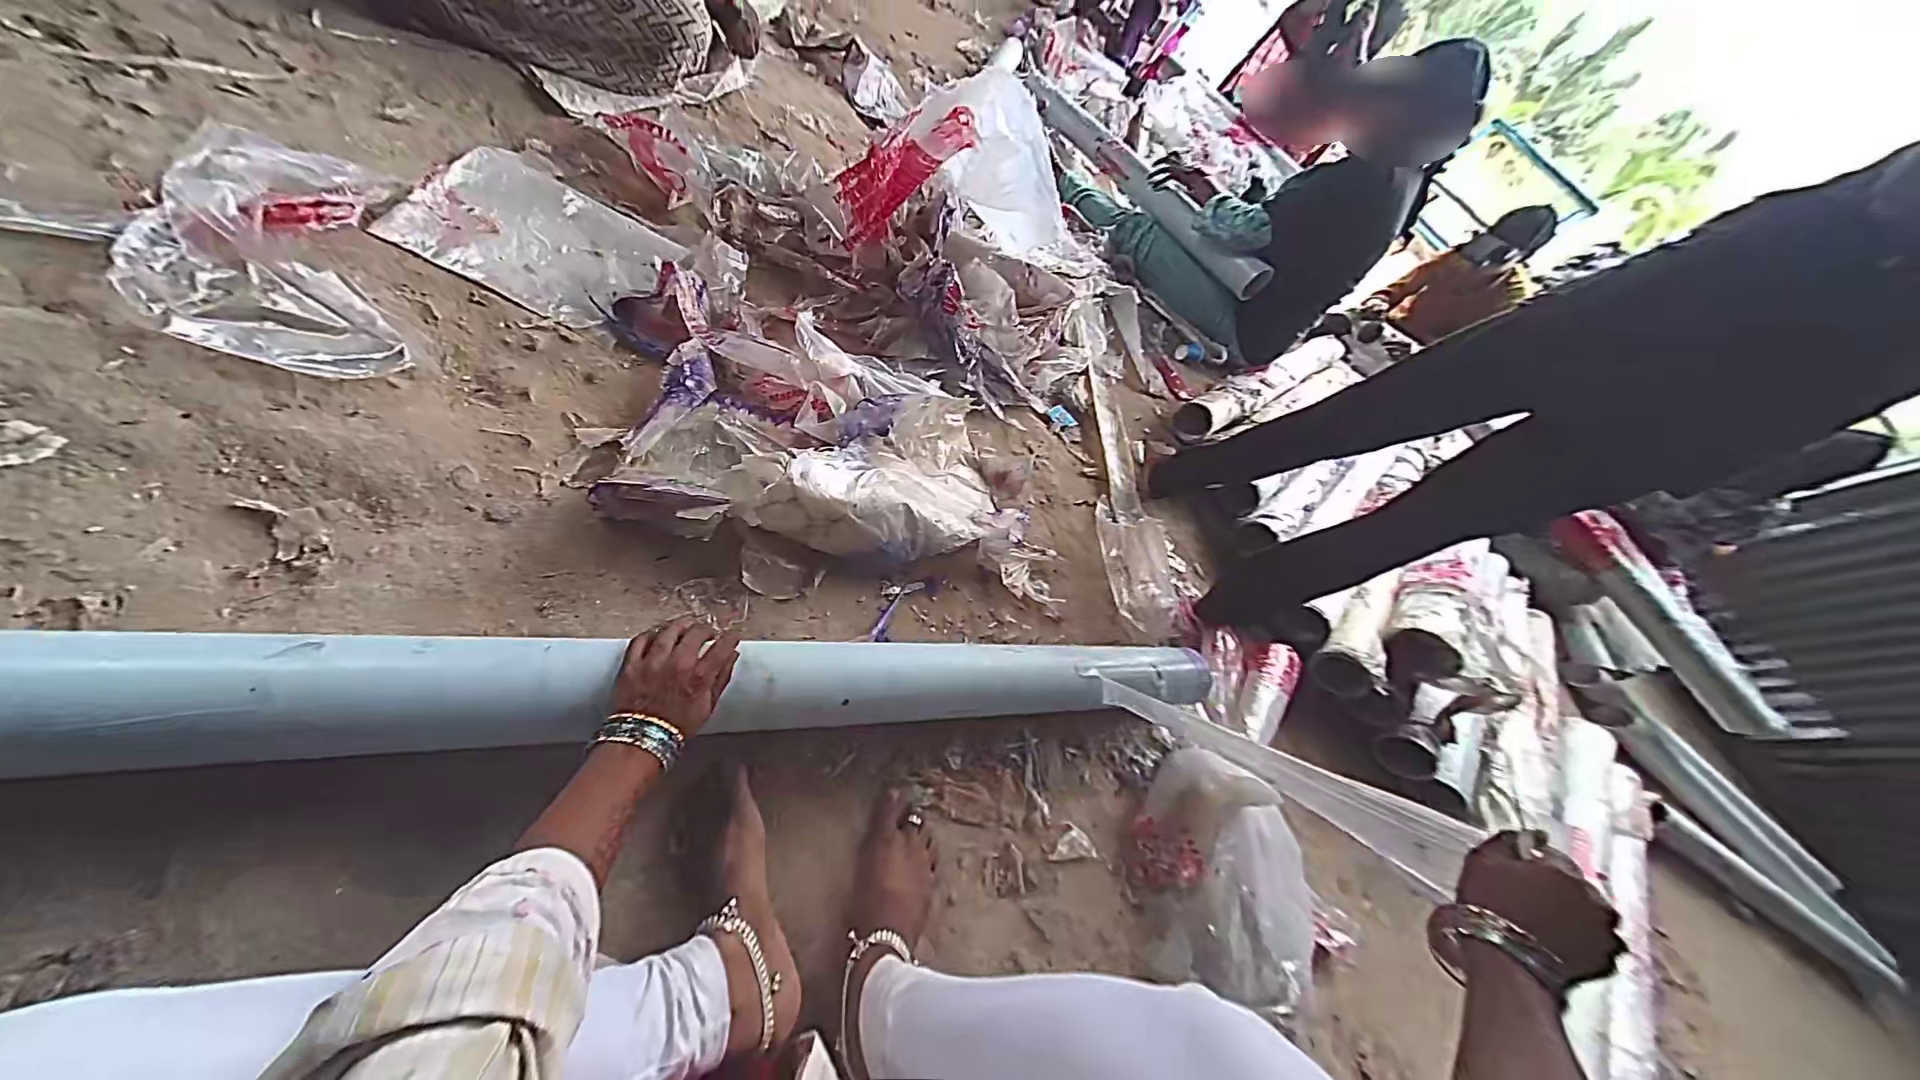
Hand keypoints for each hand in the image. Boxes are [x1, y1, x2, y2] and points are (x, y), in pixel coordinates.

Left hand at [611, 619, 742, 739]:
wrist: (641, 737)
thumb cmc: (677, 725)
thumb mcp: (708, 705)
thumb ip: (721, 678)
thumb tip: (732, 656)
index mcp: (699, 677)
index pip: (721, 647)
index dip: (730, 638)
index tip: (732, 636)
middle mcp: (677, 664)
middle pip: (696, 633)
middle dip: (706, 629)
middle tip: (708, 632)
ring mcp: (652, 662)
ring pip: (669, 631)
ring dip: (681, 625)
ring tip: (686, 626)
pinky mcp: (632, 664)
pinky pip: (641, 639)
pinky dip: (652, 634)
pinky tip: (658, 635)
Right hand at [1456, 831, 1622, 985]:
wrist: (1508, 962)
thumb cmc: (1490, 906)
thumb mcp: (1482, 863)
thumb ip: (1505, 843)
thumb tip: (1525, 835)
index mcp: (1563, 869)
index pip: (1553, 854)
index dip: (1534, 860)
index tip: (1518, 868)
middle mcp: (1593, 897)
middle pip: (1576, 884)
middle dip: (1559, 887)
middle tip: (1533, 895)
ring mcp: (1605, 931)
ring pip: (1590, 913)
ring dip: (1573, 913)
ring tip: (1547, 921)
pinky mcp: (1607, 961)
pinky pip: (1595, 941)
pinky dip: (1581, 938)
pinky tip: (1559, 942)